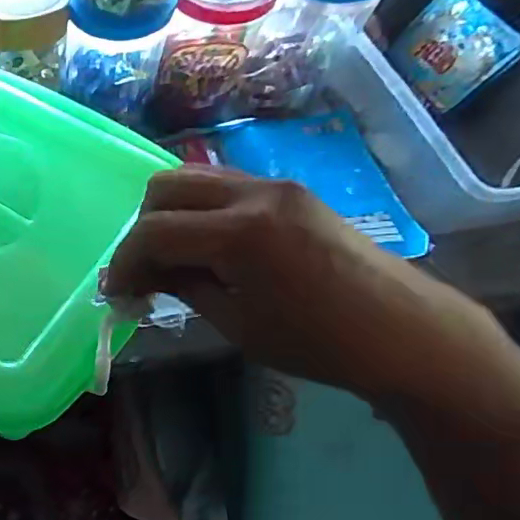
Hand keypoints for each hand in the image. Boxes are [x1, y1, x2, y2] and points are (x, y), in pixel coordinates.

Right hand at [105, 166, 499, 404]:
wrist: (404, 331)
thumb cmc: (317, 342)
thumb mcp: (236, 322)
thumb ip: (184, 285)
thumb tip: (144, 275)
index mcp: (239, 233)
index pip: (154, 232)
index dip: (125, 262)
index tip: (116, 293)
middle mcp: (254, 194)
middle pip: (165, 187)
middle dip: (141, 229)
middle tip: (143, 271)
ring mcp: (275, 185)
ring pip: (194, 178)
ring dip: (169, 214)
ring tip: (171, 258)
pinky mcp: (290, 190)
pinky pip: (225, 186)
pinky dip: (200, 210)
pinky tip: (206, 246)